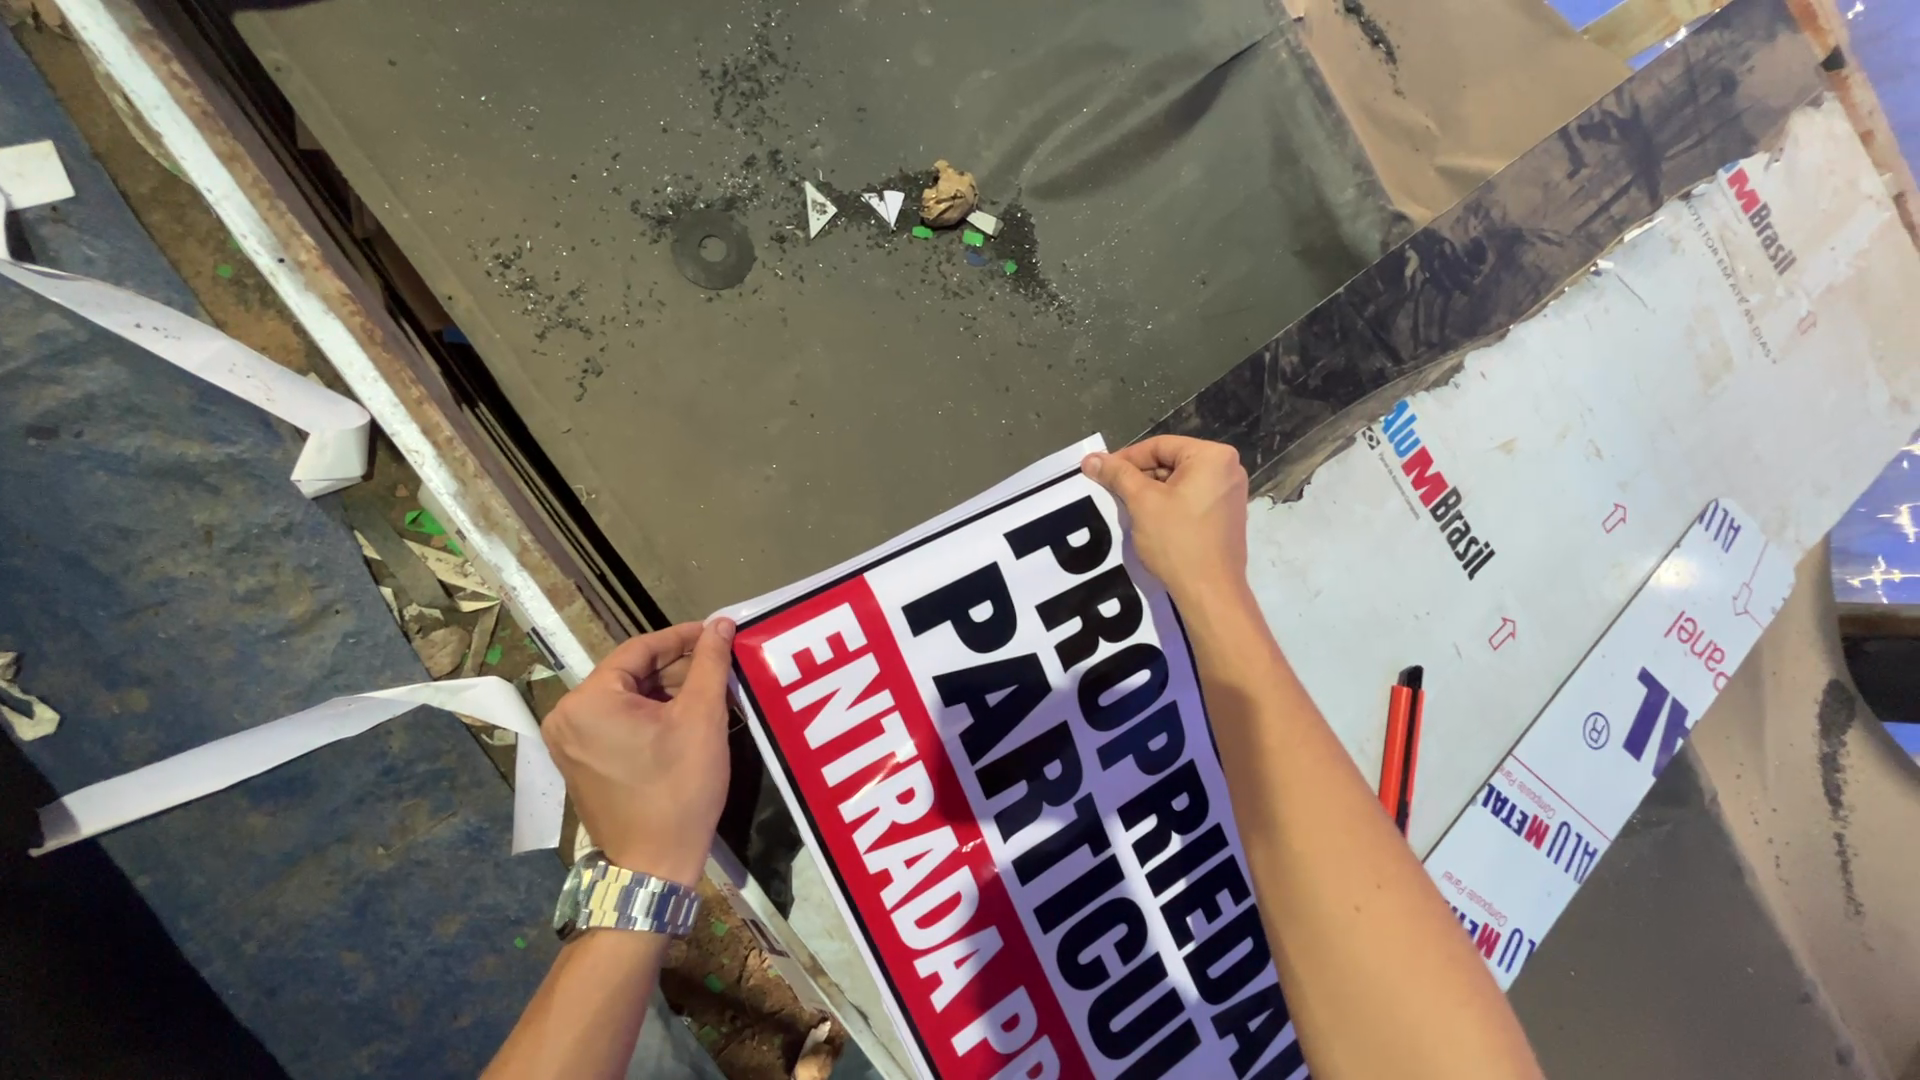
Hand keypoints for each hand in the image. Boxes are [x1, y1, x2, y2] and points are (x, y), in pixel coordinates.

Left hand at [540, 620, 735, 885]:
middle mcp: (566, 716)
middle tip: (720, 665)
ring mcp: (569, 743)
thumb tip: (721, 623)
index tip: (718, 633)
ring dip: (668, 690)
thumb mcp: (702, 717)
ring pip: (627, 698)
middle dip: (677, 667)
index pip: (639, 649)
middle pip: (631, 673)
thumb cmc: (679, 787)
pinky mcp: (580, 763)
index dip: (683, 637)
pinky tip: (687, 717)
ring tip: (711, 691)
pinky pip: (618, 722)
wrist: (655, 864)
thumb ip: (710, 662)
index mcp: (587, 701)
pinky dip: (651, 715)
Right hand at [1082, 436, 1249, 607]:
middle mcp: (1228, 468)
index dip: (1125, 458)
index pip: (1160, 446)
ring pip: (1180, 482)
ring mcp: (1230, 493)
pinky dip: (1168, 504)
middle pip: (1171, 462)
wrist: (1209, 591)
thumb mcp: (1142, 502)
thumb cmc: (1177, 540)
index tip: (1100, 471)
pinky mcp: (1226, 515)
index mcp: (1213, 457)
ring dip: (1151, 491)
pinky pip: (1191, 498)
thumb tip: (1091, 459)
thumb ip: (1117, 475)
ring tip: (1126, 506)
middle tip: (1111, 491)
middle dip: (1139, 476)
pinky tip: (1148, 520)